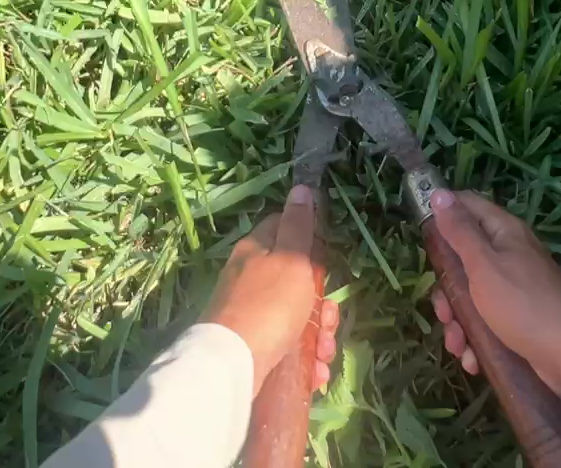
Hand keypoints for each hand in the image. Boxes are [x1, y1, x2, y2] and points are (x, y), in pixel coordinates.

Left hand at [203, 184, 339, 393]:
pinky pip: (284, 345)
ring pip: (294, 316)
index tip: (325, 261)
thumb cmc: (269, 303)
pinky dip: (303, 358)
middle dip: (321, 303)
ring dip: (318, 335)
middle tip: (328, 321)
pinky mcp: (250, 345)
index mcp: (256, 249)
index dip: (309, 242)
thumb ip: (298, 225)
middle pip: (295, 279)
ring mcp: (247, 312)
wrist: (232, 365)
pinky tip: (314, 372)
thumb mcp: (292, 257)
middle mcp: (249, 277)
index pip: (283, 229)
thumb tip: (300, 188)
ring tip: (324, 354)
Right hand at [428, 190, 560, 396]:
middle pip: (463, 257)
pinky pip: (487, 320)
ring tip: (457, 345)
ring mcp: (515, 287)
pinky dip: (476, 338)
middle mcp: (509, 253)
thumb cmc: (522, 304)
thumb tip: (438, 193)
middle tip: (442, 312)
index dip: (442, 215)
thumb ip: (460, 231)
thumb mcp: (483, 265)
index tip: (423, 240)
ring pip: (471, 293)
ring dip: (458, 320)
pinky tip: (472, 359)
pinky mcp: (518, 318)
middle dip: (446, 288)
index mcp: (503, 231)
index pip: (467, 204)